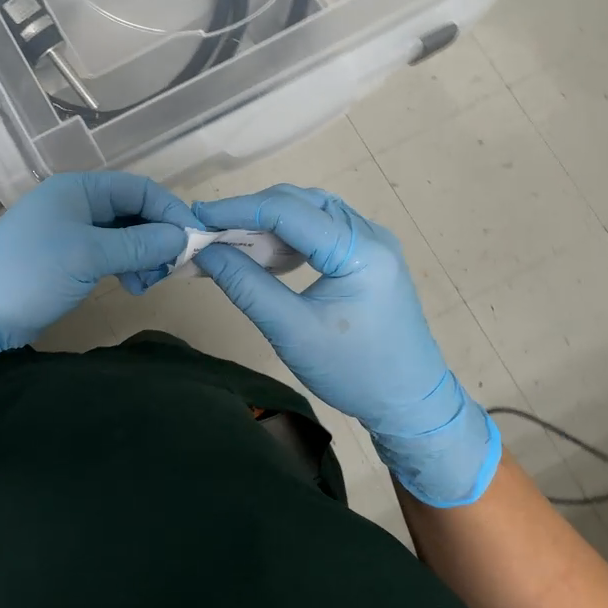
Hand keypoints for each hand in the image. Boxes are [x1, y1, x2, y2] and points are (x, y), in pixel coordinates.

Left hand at [0, 171, 198, 398]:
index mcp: (78, 189)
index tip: (197, 242)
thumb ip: (138, 244)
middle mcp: (74, 203)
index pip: (138, 188)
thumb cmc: (30, 272)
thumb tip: (184, 237)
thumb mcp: (88, 255)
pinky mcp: (63, 260)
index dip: (170, 210)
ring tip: (148, 284)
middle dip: (158, 237)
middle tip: (174, 270)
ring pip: (122, 236)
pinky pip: (106, 255)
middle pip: (132, 211)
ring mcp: (67, 232)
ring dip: (143, 256)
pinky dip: (125, 267)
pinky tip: (131, 287)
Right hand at [191, 184, 499, 506]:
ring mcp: (371, 242)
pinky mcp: (366, 254)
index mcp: (359, 250)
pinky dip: (285, 233)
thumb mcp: (290, 330)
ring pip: (307, 209)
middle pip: (298, 201)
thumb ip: (245, 284)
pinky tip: (263, 253)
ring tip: (229, 239)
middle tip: (207, 229)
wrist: (411, 405)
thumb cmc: (354, 372)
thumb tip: (203, 251)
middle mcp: (369, 234)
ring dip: (265, 220)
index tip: (196, 217)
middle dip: (249, 211)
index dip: (237, 209)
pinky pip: (318, 227)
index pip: (287, 211)